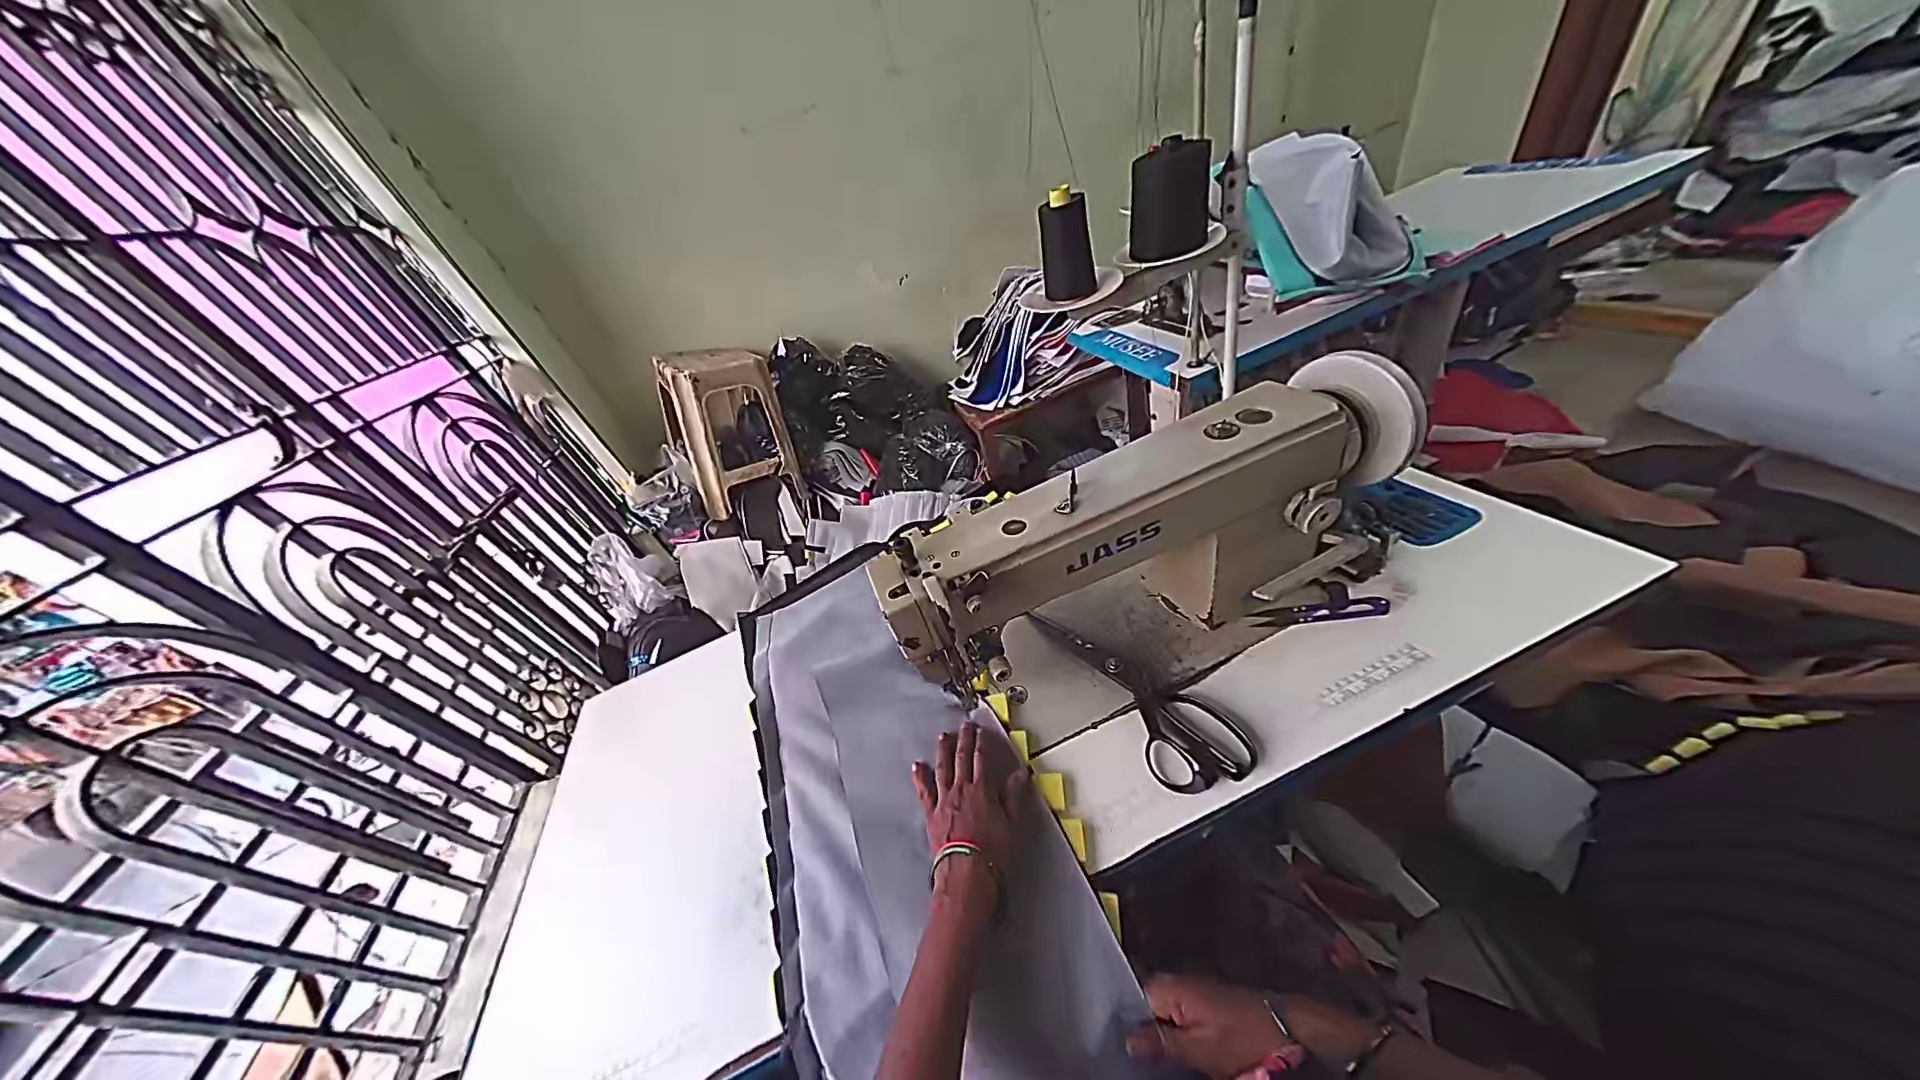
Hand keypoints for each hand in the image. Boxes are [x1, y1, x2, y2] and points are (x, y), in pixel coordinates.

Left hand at [912, 723, 1026, 904]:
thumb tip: (1019, 774)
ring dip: (943, 751)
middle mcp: (961, 790)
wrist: (966, 873)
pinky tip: (917, 766)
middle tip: (964, 726)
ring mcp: (944, 801)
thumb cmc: (991, 852)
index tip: (981, 732)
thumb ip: (1013, 796)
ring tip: (943, 737)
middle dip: (963, 739)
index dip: (981, 743)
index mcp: (982, 790)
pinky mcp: (932, 814)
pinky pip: (924, 790)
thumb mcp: (1011, 823)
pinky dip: (920, 777)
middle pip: (962, 758)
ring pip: (942, 768)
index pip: (981, 760)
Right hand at [1127, 975, 1304, 1079]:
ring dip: (1164, 1037)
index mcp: (1168, 986)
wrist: (1284, 1030)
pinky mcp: (1206, 1004)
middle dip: (1147, 1032)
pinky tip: (1182, 1053)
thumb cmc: (1241, 1037)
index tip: (1124, 1047)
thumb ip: (1160, 1041)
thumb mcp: (1198, 1048)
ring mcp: (1192, 992)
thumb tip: (1128, 1040)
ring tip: (1165, 1058)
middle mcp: (1176, 982)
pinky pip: (1181, 1018)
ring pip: (1165, 1016)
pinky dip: (1180, 1034)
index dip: (1128, 1024)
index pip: (1133, 1000)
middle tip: (1146, 1058)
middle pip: (1148, 1008)